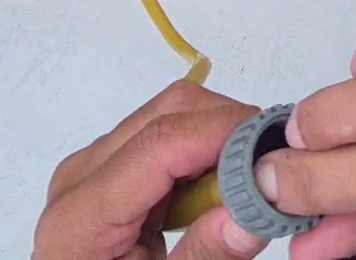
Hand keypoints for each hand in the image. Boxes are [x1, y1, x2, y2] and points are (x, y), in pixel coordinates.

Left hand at [35, 81, 270, 259]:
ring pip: (170, 111)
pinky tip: (217, 183)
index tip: (273, 146)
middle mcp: (83, 172)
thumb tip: (255, 213)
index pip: (160, 142)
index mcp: (82, 215)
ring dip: (217, 133)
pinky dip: (201, 147)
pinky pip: (165, 131)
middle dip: (227, 124)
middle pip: (168, 110)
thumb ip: (203, 255)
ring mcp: (94, 163)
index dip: (221, 133)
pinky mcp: (109, 164)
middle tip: (271, 161)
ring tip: (248, 178)